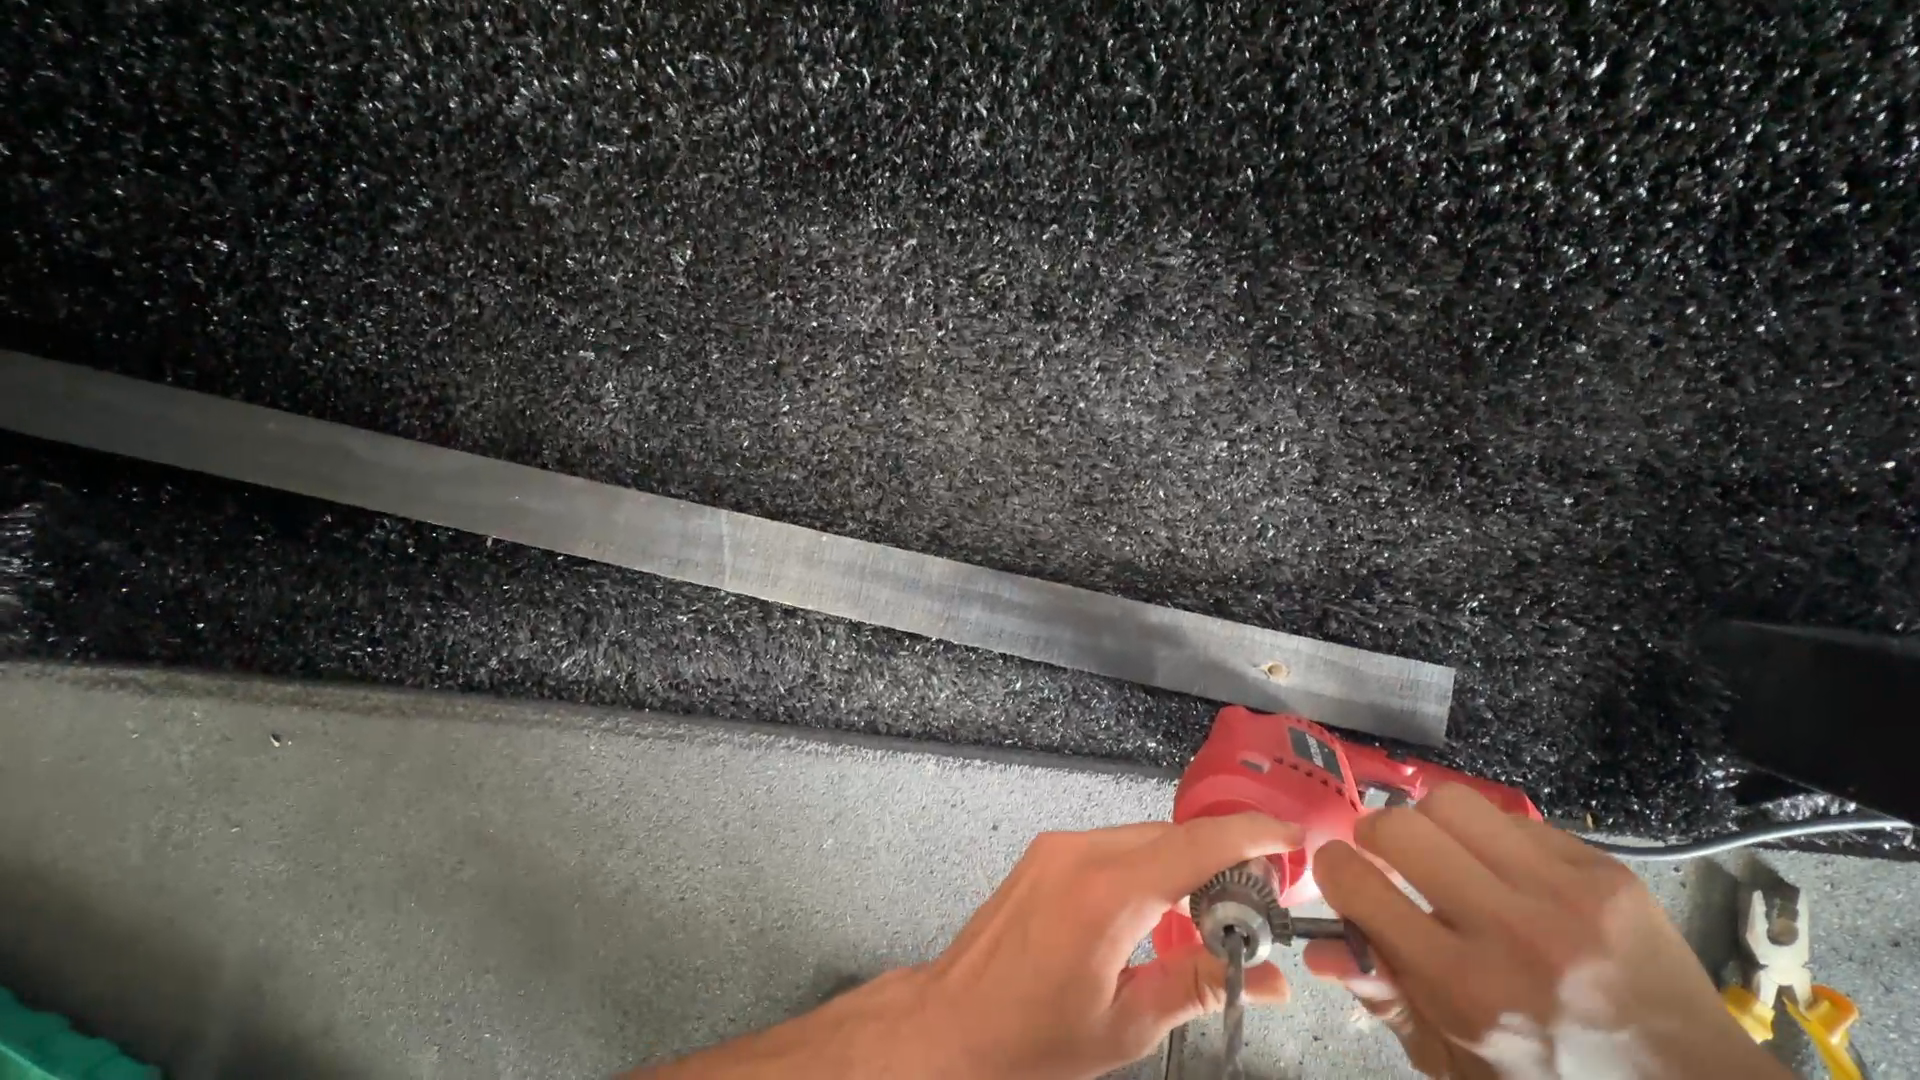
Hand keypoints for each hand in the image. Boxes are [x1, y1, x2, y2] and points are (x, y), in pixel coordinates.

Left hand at [913, 814, 1301, 1079]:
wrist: (951, 1021)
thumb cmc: (1035, 1036)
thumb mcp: (1127, 1023)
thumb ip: (1198, 985)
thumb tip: (1271, 979)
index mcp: (1107, 893)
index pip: (1195, 846)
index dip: (1251, 837)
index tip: (1293, 840)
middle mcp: (1081, 852)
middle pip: (1171, 837)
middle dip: (1222, 856)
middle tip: (1260, 897)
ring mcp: (1057, 847)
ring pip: (1142, 837)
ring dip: (1184, 862)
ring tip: (1214, 908)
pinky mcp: (1043, 854)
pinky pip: (1112, 845)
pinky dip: (1147, 864)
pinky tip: (1159, 905)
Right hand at [1304, 783, 1792, 1079]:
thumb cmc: (1555, 1078)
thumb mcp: (1458, 1063)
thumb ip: (1389, 1000)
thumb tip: (1321, 949)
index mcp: (1467, 988)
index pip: (1359, 885)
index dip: (1334, 868)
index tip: (1342, 872)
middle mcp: (1513, 931)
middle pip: (1400, 828)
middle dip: (1375, 834)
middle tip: (1386, 857)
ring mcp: (1566, 893)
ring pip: (1452, 802)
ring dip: (1430, 822)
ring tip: (1442, 853)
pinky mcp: (1604, 870)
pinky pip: (1514, 820)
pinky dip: (1492, 839)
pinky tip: (1507, 873)